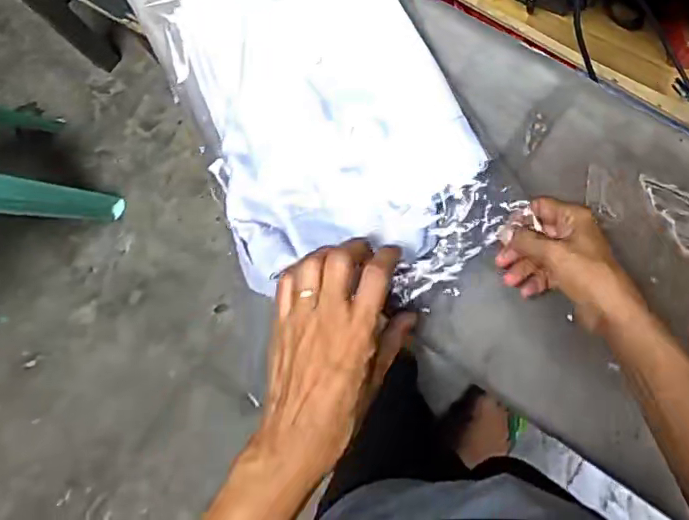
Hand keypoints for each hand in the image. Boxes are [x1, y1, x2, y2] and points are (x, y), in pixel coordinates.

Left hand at [248, 240, 416, 486]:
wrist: (291, 441)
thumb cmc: (341, 413)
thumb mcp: (376, 378)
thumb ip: (393, 340)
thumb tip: (410, 316)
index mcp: (357, 327)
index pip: (376, 273)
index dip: (388, 255)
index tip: (393, 255)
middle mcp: (328, 314)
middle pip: (339, 258)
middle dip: (356, 247)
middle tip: (365, 254)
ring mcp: (299, 318)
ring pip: (310, 264)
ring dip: (327, 254)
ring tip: (338, 260)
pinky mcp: (278, 325)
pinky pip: (284, 283)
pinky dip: (299, 270)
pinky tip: (310, 276)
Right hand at [495, 198, 647, 333]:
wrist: (609, 306)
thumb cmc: (584, 272)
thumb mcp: (553, 253)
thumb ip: (527, 241)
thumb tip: (506, 232)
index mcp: (573, 217)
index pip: (542, 208)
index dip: (521, 219)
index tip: (503, 235)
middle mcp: (572, 231)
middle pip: (538, 233)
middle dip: (519, 247)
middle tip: (501, 262)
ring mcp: (571, 253)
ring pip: (541, 254)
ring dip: (524, 266)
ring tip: (510, 281)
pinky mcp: (570, 274)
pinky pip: (548, 271)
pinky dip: (536, 278)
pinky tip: (526, 290)